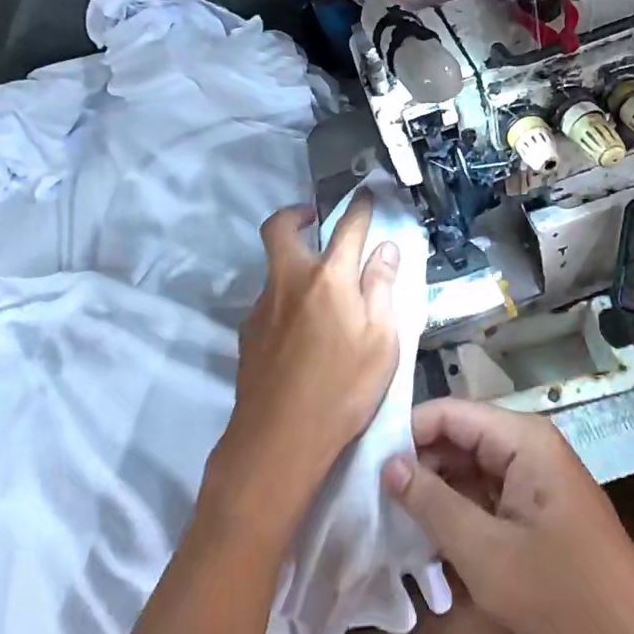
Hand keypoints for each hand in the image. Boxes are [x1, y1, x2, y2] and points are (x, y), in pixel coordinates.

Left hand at [212, 192, 400, 509]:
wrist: (279, 439)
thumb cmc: (343, 391)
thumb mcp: (381, 343)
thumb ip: (381, 290)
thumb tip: (385, 250)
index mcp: (329, 279)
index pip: (347, 228)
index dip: (359, 207)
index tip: (366, 195)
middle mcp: (290, 280)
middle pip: (281, 227)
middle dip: (297, 212)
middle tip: (315, 219)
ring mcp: (263, 304)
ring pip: (274, 265)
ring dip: (293, 261)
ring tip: (319, 291)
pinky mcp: (248, 330)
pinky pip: (269, 300)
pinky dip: (286, 298)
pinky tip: (300, 331)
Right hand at [383, 400, 633, 633]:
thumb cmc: (563, 594)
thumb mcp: (485, 553)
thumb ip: (432, 502)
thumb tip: (387, 464)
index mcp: (522, 438)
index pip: (449, 412)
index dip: (408, 431)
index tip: (370, 462)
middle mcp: (528, 443)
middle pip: (458, 436)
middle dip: (419, 462)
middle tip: (377, 495)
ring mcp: (533, 473)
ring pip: (468, 464)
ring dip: (436, 489)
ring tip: (395, 516)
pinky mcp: (534, 501)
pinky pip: (485, 489)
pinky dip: (458, 508)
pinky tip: (431, 535)